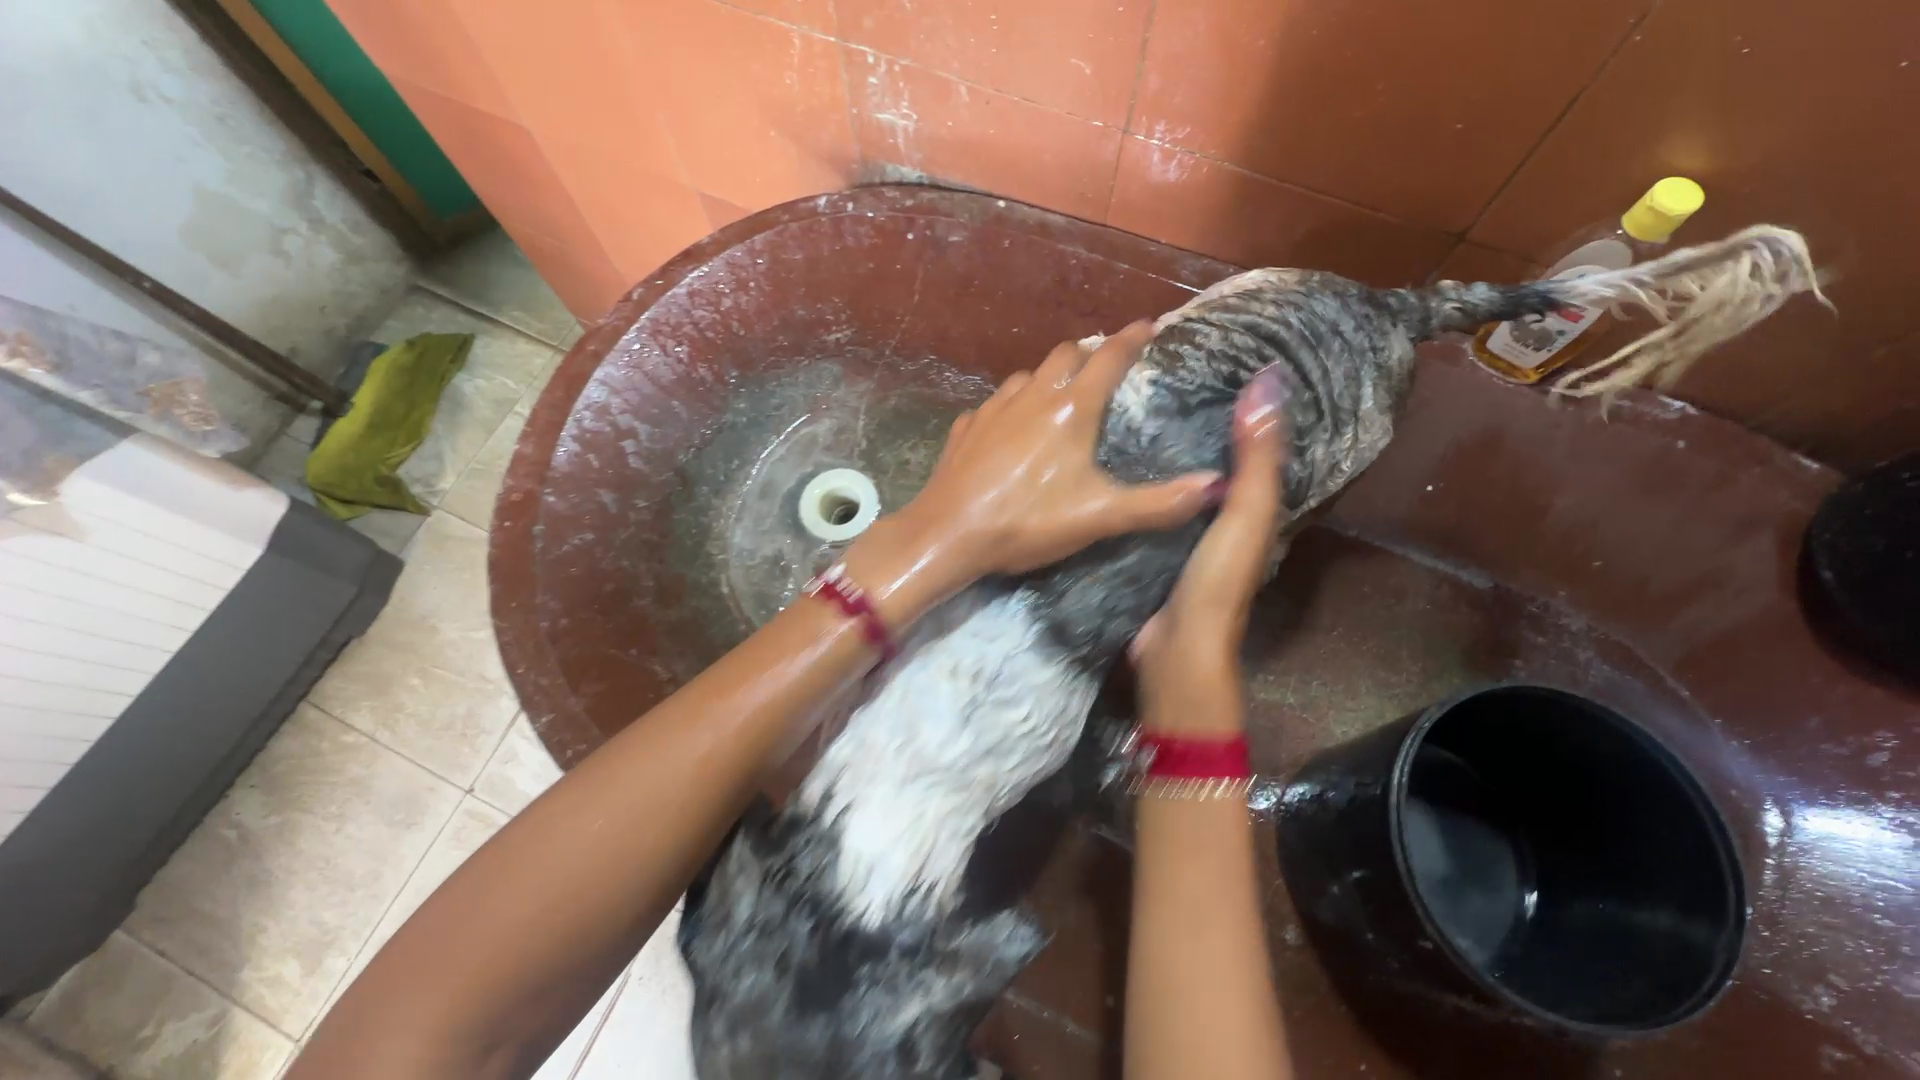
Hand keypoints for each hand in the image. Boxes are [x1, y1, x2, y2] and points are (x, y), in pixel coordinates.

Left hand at [899, 322, 1219, 578]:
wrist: (947, 534)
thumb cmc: (1028, 522)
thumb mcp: (1100, 516)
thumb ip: (1160, 503)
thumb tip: (1219, 485)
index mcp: (1071, 409)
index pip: (1109, 358)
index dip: (1133, 339)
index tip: (1151, 325)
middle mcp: (1032, 395)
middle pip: (1065, 355)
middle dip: (1089, 353)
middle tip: (1106, 366)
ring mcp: (993, 408)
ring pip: (1027, 376)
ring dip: (1049, 377)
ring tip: (1061, 396)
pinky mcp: (966, 428)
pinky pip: (996, 404)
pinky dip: (1014, 406)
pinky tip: (1012, 428)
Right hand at [1129, 365, 1290, 732]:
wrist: (1175, 652)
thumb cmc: (1215, 583)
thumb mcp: (1244, 514)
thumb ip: (1256, 457)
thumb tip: (1269, 380)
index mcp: (1254, 509)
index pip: (1255, 445)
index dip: (1245, 405)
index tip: (1216, 358)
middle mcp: (1224, 519)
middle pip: (1216, 461)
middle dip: (1197, 421)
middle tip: (1161, 374)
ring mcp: (1187, 537)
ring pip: (1181, 482)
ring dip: (1166, 451)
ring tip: (1132, 406)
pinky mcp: (1152, 551)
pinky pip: (1153, 506)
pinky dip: (1144, 482)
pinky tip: (1115, 462)